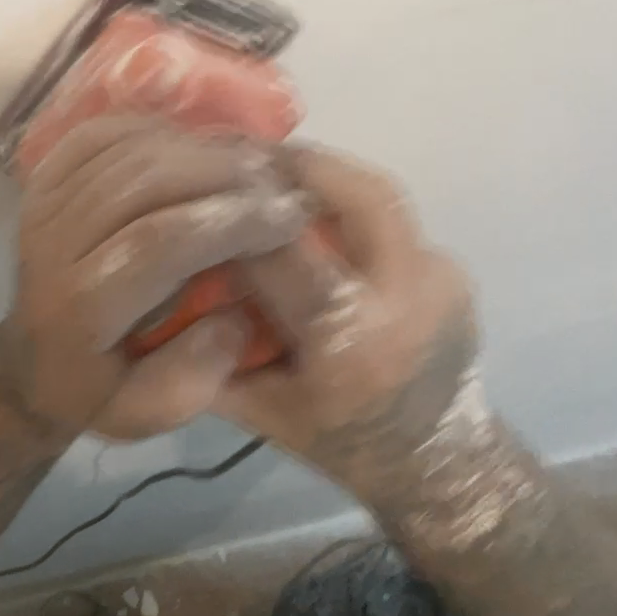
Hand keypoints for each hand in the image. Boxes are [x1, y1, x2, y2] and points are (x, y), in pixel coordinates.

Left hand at [0, 117, 306, 438]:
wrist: (28, 363)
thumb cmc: (94, 389)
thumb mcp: (142, 415)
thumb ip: (191, 380)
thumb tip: (235, 319)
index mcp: (78, 308)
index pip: (158, 243)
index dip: (231, 221)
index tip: (290, 217)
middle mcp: (52, 247)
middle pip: (142, 182)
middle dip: (223, 173)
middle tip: (281, 180)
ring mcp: (41, 209)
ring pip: (123, 152)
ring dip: (195, 146)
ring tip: (249, 160)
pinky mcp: (40, 186)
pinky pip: (95, 136)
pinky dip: (149, 129)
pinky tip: (192, 144)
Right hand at [217, 143, 481, 498]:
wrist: (439, 464)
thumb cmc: (336, 441)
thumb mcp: (256, 411)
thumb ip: (210, 359)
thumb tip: (161, 299)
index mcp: (348, 343)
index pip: (282, 255)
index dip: (238, 217)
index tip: (198, 190)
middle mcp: (406, 300)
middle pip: (362, 197)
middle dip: (301, 164)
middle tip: (245, 151)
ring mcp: (442, 280)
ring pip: (383, 195)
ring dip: (326, 175)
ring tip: (274, 172)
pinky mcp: (455, 272)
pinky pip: (391, 222)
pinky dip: (347, 209)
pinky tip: (312, 219)